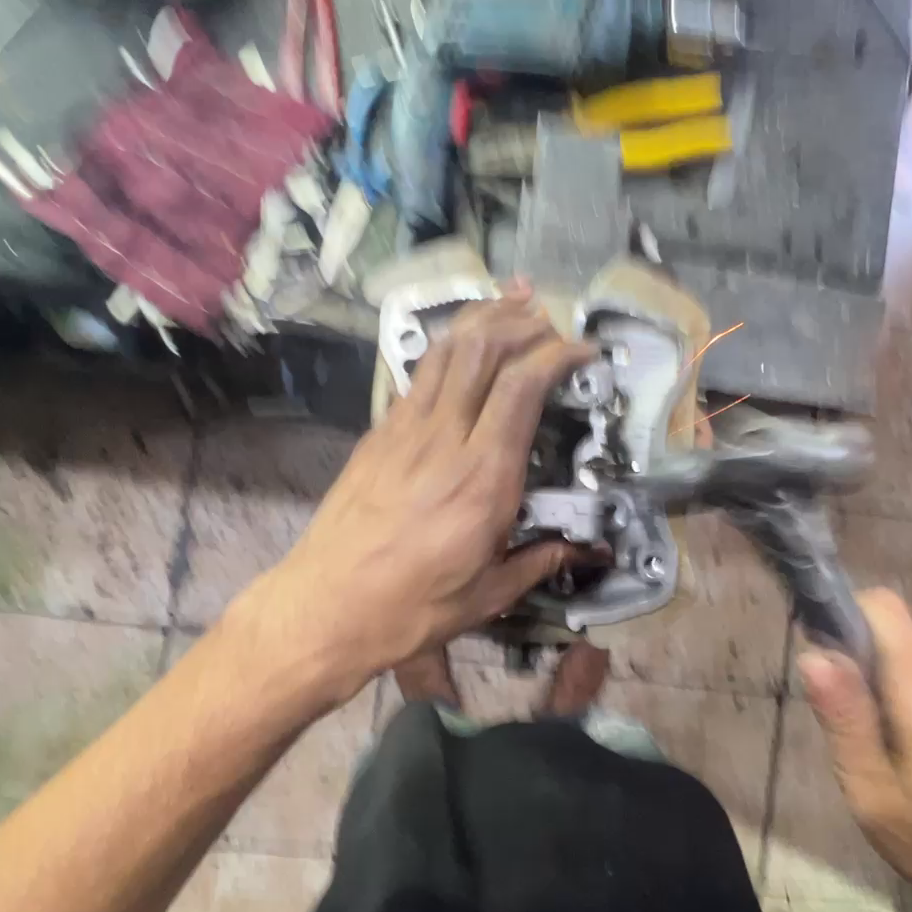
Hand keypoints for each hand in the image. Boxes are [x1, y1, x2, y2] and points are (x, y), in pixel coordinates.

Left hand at [244, 289, 595, 701]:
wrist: (326, 607)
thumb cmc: (413, 608)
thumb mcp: (490, 594)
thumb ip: (541, 561)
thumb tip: (584, 550)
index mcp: (484, 479)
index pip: (523, 387)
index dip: (558, 354)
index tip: (584, 352)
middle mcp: (445, 440)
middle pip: (483, 350)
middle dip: (524, 322)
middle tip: (552, 321)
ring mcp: (404, 431)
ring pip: (446, 350)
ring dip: (484, 319)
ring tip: (514, 303)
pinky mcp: (378, 435)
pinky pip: (419, 375)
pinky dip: (449, 348)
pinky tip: (464, 348)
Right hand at [797, 590, 911, 911]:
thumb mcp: (875, 794)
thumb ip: (845, 720)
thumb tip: (813, 655)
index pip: (880, 605)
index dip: (841, 619)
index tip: (822, 668)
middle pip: (887, 640)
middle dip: (856, 676)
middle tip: (852, 742)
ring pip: (903, 665)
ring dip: (880, 699)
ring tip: (884, 762)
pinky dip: (906, 709)